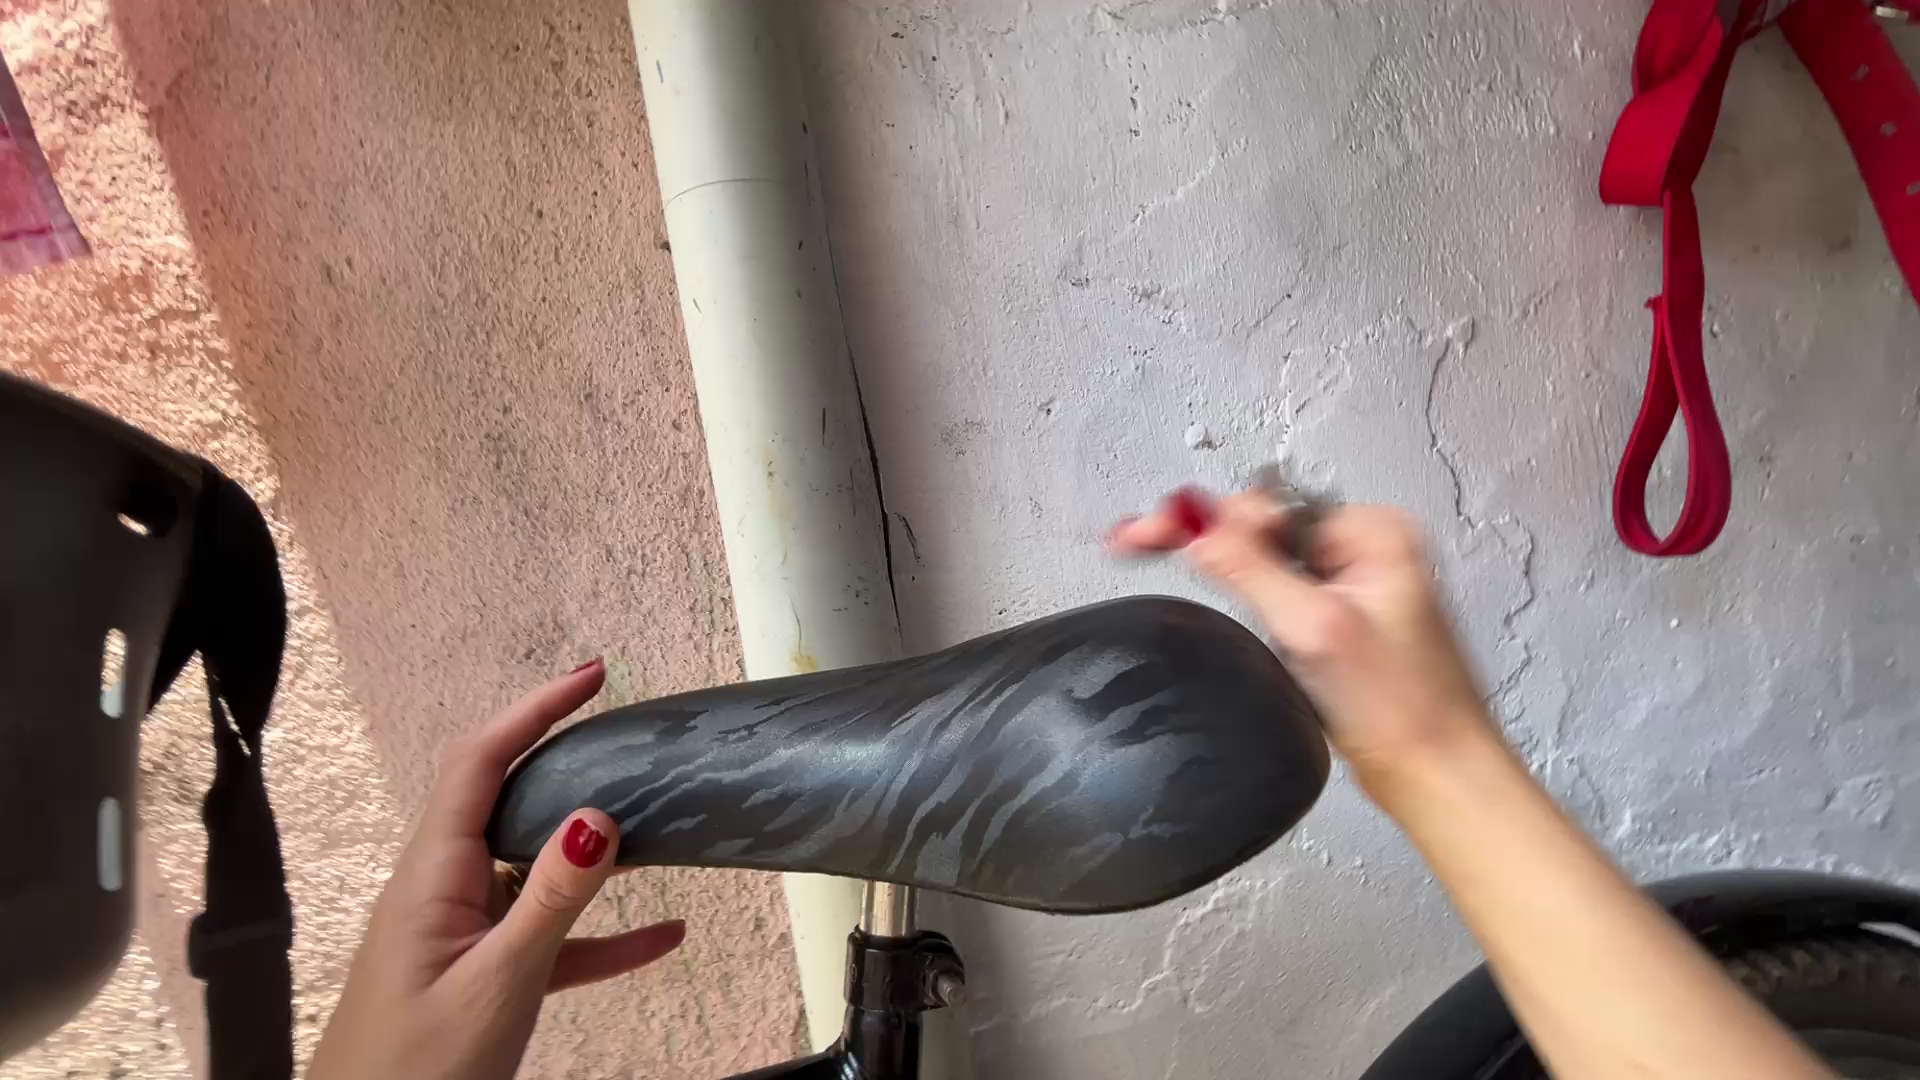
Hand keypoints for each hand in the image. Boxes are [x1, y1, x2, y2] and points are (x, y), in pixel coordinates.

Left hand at [308, 660, 685, 1079]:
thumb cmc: (417, 1072)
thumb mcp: (496, 983)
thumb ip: (550, 899)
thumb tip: (601, 814)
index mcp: (434, 875)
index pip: (481, 762)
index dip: (534, 709)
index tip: (594, 676)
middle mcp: (449, 885)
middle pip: (510, 794)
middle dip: (566, 752)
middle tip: (630, 733)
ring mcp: (468, 927)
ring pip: (536, 857)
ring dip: (591, 835)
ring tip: (653, 809)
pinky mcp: (490, 968)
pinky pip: (555, 933)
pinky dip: (607, 930)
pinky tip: (665, 937)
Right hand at [1107, 486, 1498, 797]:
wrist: (1434, 772)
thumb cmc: (1403, 708)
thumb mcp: (1314, 626)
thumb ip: (1248, 569)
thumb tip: (1194, 530)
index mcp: (1369, 533)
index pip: (1261, 509)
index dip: (1196, 519)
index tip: (1144, 532)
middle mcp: (1360, 547)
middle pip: (1257, 524)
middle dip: (1197, 531)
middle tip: (1134, 539)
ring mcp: (1345, 580)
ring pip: (1260, 552)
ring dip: (1211, 554)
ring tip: (1151, 543)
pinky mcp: (1332, 611)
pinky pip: (1272, 580)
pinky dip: (1231, 577)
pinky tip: (1201, 571)